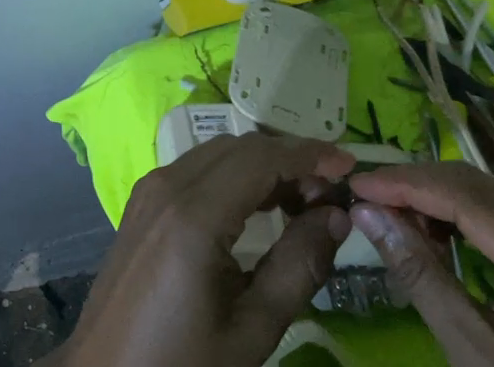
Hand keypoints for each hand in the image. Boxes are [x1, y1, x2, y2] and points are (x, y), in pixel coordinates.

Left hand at [54, 132, 356, 366]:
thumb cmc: (183, 359)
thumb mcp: (252, 327)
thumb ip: (298, 266)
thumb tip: (336, 215)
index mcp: (193, 215)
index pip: (259, 158)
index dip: (307, 154)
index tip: (350, 167)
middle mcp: (167, 186)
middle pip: (237, 147)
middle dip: (288, 159)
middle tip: (331, 195)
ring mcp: (149, 191)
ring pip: (216, 153)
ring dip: (261, 165)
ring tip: (305, 201)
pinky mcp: (142, 202)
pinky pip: (195, 169)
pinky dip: (233, 175)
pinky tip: (260, 206)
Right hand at [348, 162, 493, 366]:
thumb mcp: (476, 355)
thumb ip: (421, 277)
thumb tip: (364, 212)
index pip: (471, 201)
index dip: (406, 184)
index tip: (353, 184)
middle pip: (482, 187)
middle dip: (415, 184)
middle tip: (363, 195)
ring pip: (492, 191)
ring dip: (435, 195)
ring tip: (389, 213)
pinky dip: (463, 211)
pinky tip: (432, 227)